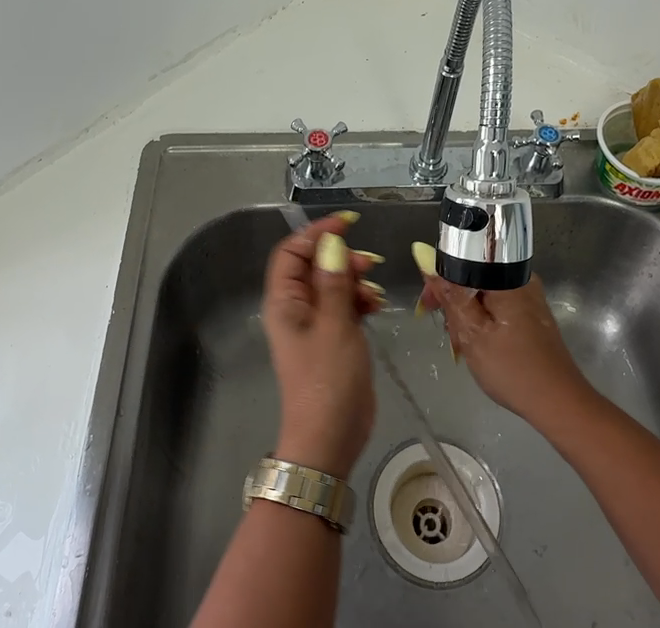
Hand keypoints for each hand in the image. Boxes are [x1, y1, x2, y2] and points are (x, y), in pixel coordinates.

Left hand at [262, 212, 382, 476]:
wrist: (330, 437)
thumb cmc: (327, 380)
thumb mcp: (335, 326)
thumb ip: (335, 282)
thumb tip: (331, 243)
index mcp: (284, 302)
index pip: (292, 253)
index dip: (316, 233)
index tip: (348, 223)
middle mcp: (295, 309)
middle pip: (313, 266)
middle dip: (341, 258)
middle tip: (370, 263)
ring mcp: (314, 326)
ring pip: (332, 285)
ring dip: (354, 280)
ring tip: (375, 291)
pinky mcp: (333, 340)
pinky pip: (344, 307)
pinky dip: (359, 300)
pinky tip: (376, 305)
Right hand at [416, 245, 596, 427]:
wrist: (558, 402)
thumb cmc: (513, 368)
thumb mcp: (472, 333)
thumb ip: (451, 297)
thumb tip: (428, 264)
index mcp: (509, 279)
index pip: (465, 261)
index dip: (441, 281)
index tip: (428, 305)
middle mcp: (523, 282)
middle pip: (475, 280)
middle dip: (455, 303)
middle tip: (450, 334)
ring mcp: (530, 300)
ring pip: (485, 297)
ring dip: (468, 318)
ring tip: (464, 347)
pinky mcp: (532, 318)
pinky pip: (499, 310)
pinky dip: (484, 324)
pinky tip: (480, 347)